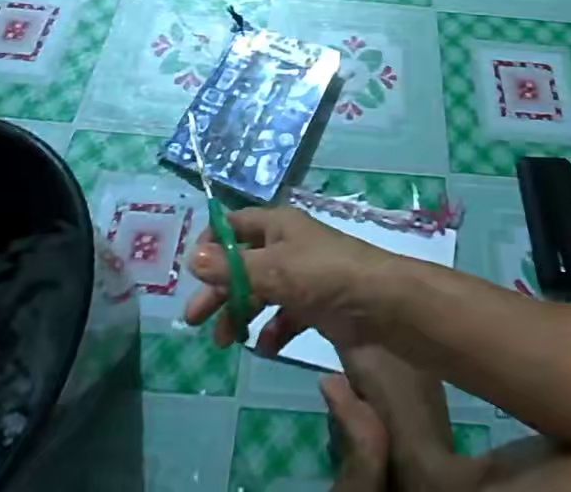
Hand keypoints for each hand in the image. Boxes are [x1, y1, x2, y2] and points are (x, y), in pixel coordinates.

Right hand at [184, 205, 398, 353]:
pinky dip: (272, 330)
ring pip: (261, 292)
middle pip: (243, 264)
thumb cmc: (323, 273)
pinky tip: (266, 346)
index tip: (192, 270)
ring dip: (241, 314)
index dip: (213, 242)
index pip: (237, 224)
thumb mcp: (273, 268)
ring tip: (227, 341)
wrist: (378, 302)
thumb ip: (232, 267)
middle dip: (219, 289)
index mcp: (279, 225)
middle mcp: (289, 246)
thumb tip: (192, 257)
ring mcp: (303, 276)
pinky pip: (285, 316)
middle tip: (194, 320)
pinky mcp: (316, 304)